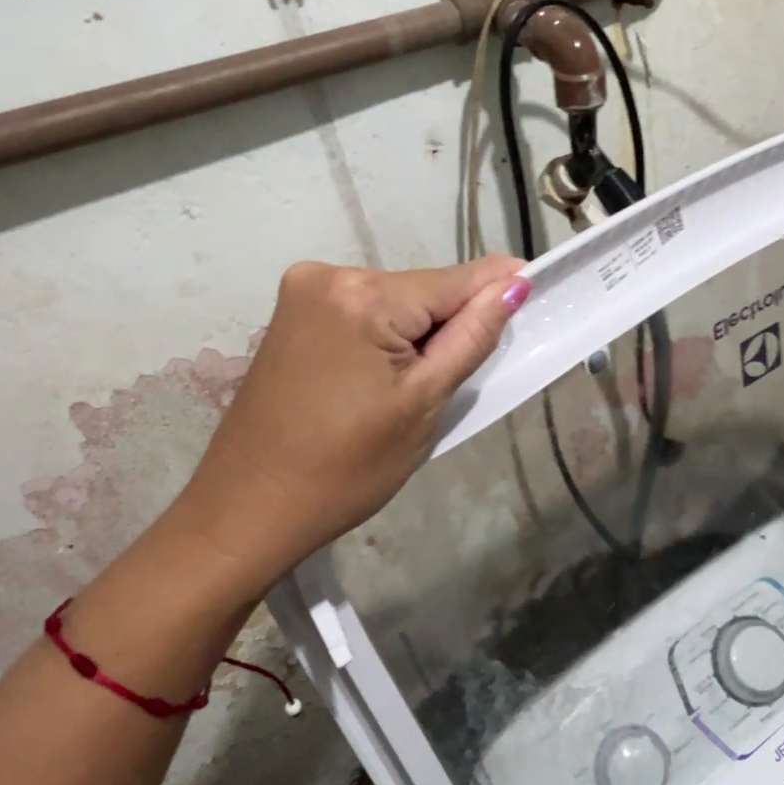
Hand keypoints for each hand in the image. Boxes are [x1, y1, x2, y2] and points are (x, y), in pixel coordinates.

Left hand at [178, 256, 528, 585]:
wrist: (248, 510)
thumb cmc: (346, 469)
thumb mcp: (425, 404)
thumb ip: (473, 336)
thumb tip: (515, 284)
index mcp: (365, 295)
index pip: (458, 279)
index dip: (499, 293)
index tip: (535, 300)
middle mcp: (329, 274)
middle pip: (424, 290)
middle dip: (450, 326)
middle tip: (454, 385)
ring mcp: (302, 292)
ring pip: (394, 302)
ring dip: (417, 335)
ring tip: (411, 393)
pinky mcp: (290, 315)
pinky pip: (362, 313)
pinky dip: (384, 338)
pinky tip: (379, 383)